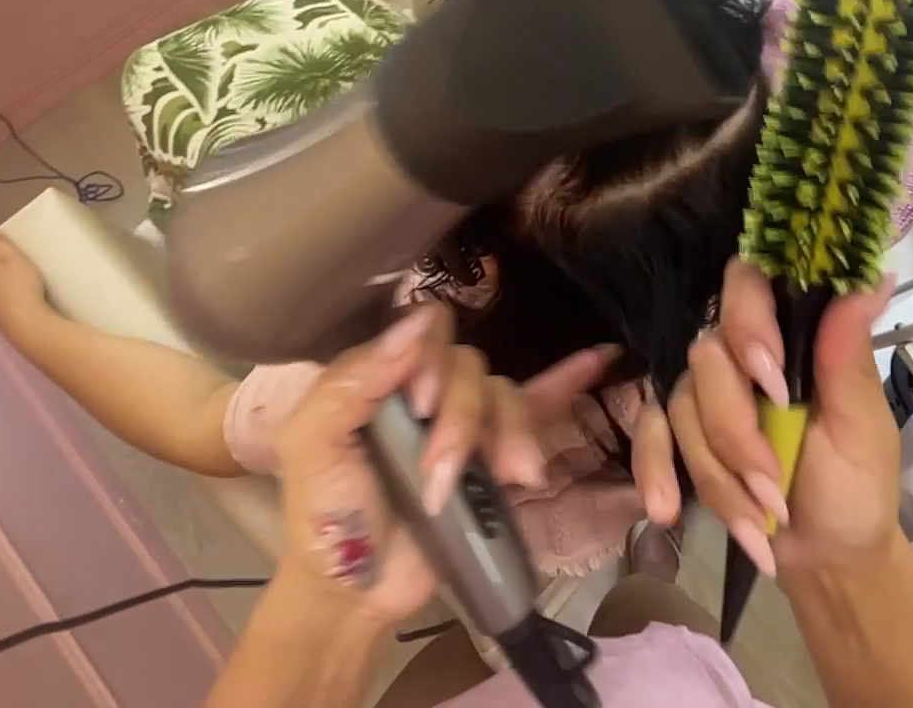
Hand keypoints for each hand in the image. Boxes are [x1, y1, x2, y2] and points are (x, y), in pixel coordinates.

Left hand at [0, 222, 49, 335]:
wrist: (28, 324)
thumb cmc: (19, 286)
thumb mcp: (10, 257)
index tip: (15, 255)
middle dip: (1, 276)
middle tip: (24, 271)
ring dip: (8, 292)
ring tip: (30, 289)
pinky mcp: (5, 326)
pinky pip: (8, 311)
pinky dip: (15, 307)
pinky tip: (30, 306)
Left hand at [274, 305, 594, 623]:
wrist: (357, 591)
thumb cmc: (325, 514)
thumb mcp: (313, 444)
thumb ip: (354, 380)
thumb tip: (418, 321)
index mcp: (383, 374)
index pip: (426, 332)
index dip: (432, 360)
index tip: (418, 407)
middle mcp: (427, 388)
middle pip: (470, 368)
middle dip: (462, 421)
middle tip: (440, 475)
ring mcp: (465, 422)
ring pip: (504, 394)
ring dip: (506, 434)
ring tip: (507, 477)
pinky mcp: (496, 456)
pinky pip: (539, 405)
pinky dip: (566, 381)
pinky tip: (599, 358)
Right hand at [643, 258, 899, 574]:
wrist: (825, 557)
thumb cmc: (856, 486)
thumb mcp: (861, 428)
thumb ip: (847, 356)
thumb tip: (871, 281)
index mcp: (788, 338)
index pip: (747, 285)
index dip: (748, 323)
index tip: (773, 380)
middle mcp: (739, 357)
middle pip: (707, 358)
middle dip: (735, 430)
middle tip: (773, 485)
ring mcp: (704, 394)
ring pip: (682, 406)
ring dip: (717, 472)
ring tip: (760, 521)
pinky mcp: (677, 432)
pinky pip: (648, 434)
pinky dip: (655, 470)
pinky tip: (666, 508)